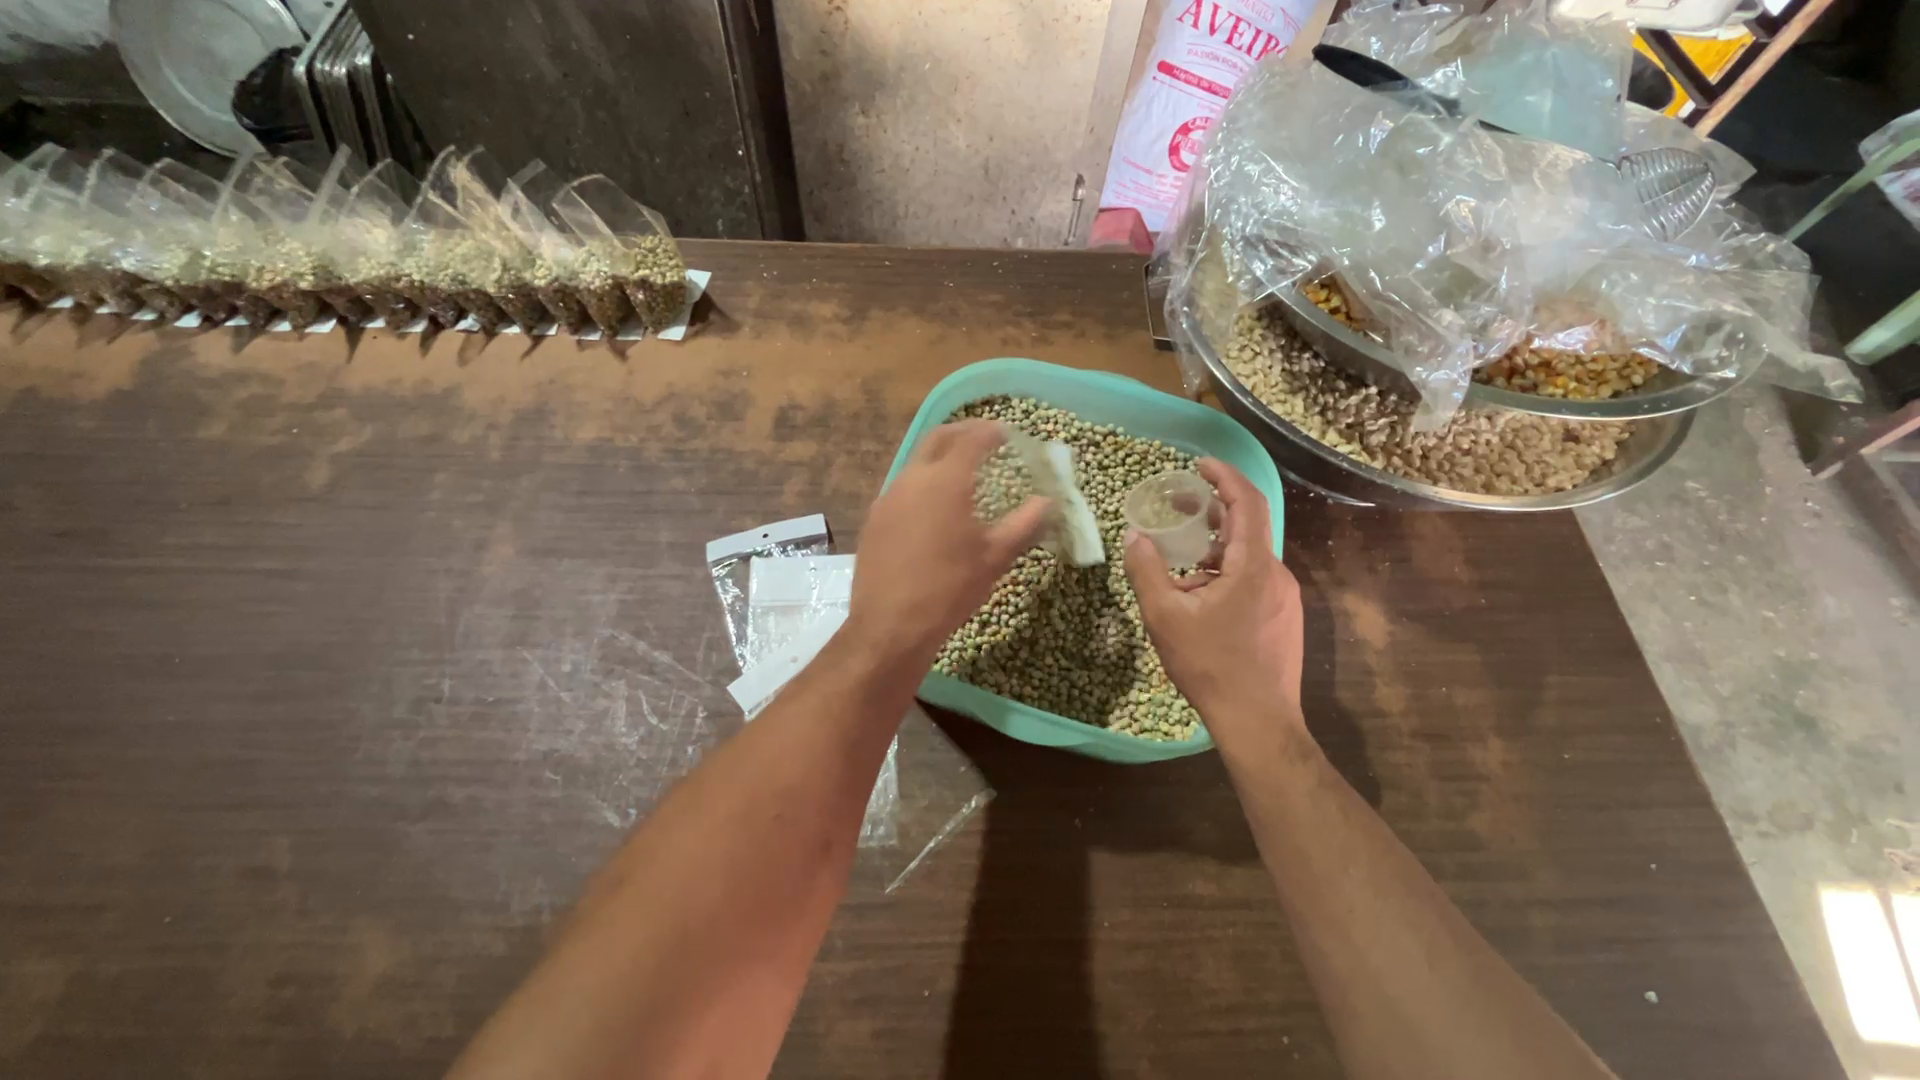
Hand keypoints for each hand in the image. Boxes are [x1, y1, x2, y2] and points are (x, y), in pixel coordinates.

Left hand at [848, 420, 1048, 663]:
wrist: (890, 626)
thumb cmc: (950, 589)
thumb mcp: (995, 558)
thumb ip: (1024, 524)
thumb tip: (1048, 503)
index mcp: (946, 481)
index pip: (971, 439)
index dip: (990, 432)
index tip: (1005, 433)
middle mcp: (912, 479)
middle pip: (937, 440)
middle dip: (962, 433)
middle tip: (983, 439)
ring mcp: (887, 499)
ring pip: (916, 464)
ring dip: (940, 460)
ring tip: (962, 477)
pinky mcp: (874, 521)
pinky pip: (902, 490)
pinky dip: (923, 486)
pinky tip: (934, 510)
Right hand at [1123, 459, 1303, 736]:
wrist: (1258, 721)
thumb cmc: (1210, 665)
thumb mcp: (1165, 616)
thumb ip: (1146, 571)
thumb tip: (1135, 536)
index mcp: (1253, 566)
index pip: (1247, 502)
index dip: (1224, 477)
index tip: (1199, 465)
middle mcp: (1276, 575)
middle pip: (1248, 526)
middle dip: (1213, 511)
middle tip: (1179, 508)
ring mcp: (1285, 598)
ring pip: (1249, 557)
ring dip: (1216, 547)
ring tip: (1181, 562)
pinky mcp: (1284, 618)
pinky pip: (1254, 580)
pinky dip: (1227, 572)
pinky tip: (1201, 597)